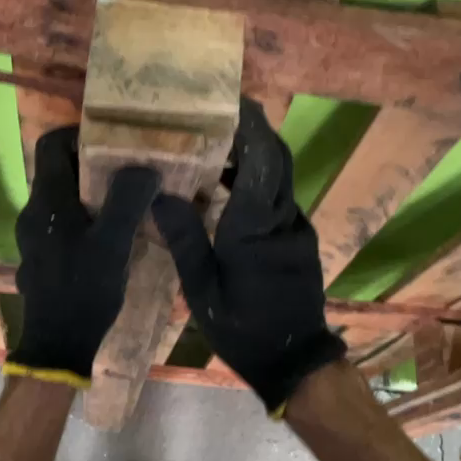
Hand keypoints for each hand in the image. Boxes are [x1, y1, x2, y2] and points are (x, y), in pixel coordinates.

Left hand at [8, 127, 161, 385]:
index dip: (78, 134)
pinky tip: (111, 238)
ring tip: (126, 203)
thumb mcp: (114, 242)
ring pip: (61, 200)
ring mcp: (34, 239)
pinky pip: (62, 226)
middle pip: (57, 171)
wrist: (58, 344)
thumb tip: (144, 166)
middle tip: (128, 170)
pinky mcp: (42, 260)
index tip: (111, 140)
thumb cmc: (85, 289)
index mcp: (46, 200)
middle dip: (92, 165)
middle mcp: (33, 214)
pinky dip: (85, 220)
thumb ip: (128, 199)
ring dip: (90, 195)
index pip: (51, 144)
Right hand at [151, 100, 345, 414]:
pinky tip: (230, 185)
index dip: (249, 126)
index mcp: (255, 228)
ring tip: (217, 142)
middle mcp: (283, 219)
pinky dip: (259, 178)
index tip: (231, 100)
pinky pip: (280, 195)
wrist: (293, 360)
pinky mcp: (300, 238)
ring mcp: (297, 228)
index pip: (260, 161)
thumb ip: (185, 239)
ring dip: (256, 153)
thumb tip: (160, 194)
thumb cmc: (242, 327)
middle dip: (255, 130)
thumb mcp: (202, 290)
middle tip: (221, 112)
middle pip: (277, 158)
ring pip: (281, 176)